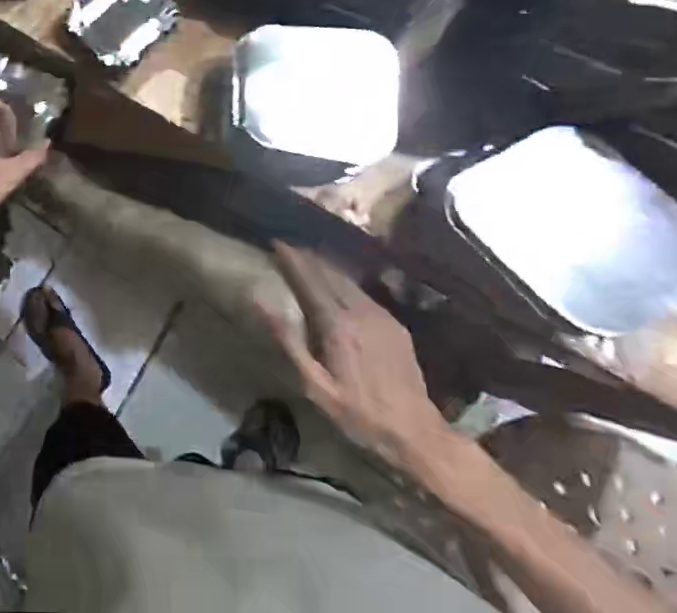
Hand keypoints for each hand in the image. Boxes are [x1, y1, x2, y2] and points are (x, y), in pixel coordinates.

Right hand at [259, 242, 453, 466]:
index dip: (292, 260)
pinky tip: (339, 286)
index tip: (276, 244)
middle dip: (308, 258)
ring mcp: (381, 316)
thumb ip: (288, 341)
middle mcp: (361, 312)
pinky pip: (363, 294)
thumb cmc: (357, 413)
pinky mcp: (394, 325)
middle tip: (289, 248)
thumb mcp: (315, 385)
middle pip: (330, 274)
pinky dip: (345, 283)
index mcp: (337, 325)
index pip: (310, 281)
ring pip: (349, 281)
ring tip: (309, 260)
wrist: (415, 432)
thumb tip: (261, 302)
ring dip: (326, 267)